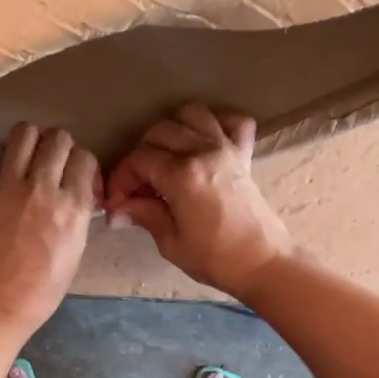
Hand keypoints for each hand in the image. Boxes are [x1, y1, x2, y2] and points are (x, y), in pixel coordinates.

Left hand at [0, 122, 100, 331]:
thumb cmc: (41, 292)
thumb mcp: (74, 253)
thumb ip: (76, 218)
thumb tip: (73, 197)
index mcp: (74, 207)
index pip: (84, 159)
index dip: (79, 166)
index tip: (71, 180)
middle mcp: (44, 188)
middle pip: (58, 139)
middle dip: (56, 148)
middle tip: (46, 166)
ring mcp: (8, 188)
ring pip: (24, 133)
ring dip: (25, 142)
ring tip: (19, 159)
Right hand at [105, 104, 292, 300]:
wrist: (262, 262)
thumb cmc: (214, 258)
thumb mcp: (171, 242)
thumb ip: (144, 215)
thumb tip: (116, 210)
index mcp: (182, 176)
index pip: (139, 160)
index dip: (121, 179)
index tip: (116, 203)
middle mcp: (203, 151)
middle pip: (159, 132)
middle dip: (140, 157)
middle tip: (138, 188)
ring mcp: (226, 148)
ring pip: (191, 114)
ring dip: (171, 132)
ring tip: (165, 161)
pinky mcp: (243, 154)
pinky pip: (231, 120)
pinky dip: (215, 123)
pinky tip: (202, 142)